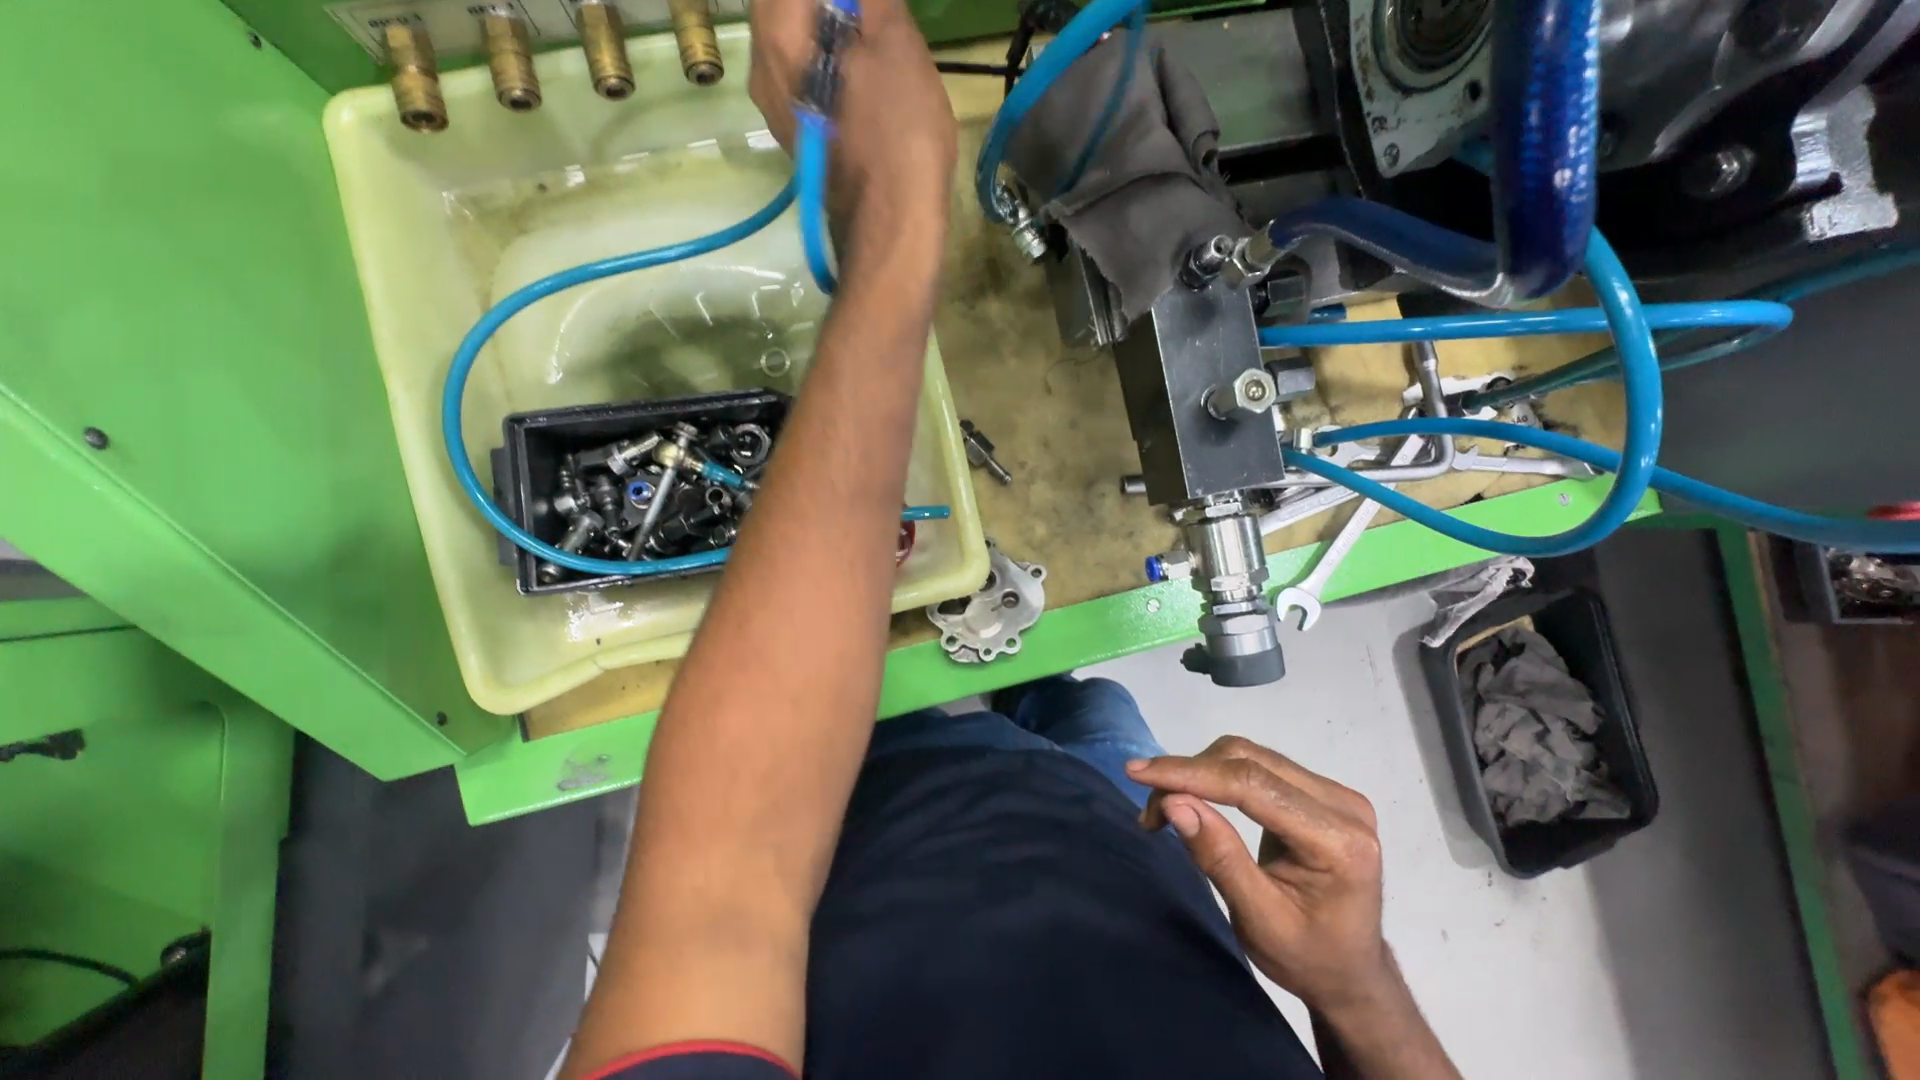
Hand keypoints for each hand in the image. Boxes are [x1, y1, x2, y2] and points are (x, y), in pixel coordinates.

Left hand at [747, 0, 957, 258]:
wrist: (891, 223)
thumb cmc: (899, 131)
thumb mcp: (895, 41)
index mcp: (777, 36)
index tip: (864, 4)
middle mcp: (760, 67)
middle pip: (779, 4)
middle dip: (828, 3)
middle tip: (868, 10)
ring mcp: (772, 104)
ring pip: (787, 34)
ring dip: (823, 21)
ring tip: (867, 26)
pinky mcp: (792, 128)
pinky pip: (798, 68)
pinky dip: (823, 50)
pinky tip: (858, 63)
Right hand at [1128, 736, 1395, 1015]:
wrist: (1352, 974)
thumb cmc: (1307, 958)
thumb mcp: (1259, 920)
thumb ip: (1219, 857)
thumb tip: (1173, 802)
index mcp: (1337, 840)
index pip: (1253, 786)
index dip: (1190, 773)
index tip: (1137, 772)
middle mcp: (1343, 805)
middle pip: (1250, 761)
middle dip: (1189, 775)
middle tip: (1150, 813)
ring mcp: (1335, 794)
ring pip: (1251, 756)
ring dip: (1199, 773)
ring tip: (1166, 809)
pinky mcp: (1321, 793)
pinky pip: (1260, 767)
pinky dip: (1217, 777)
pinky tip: (1195, 799)